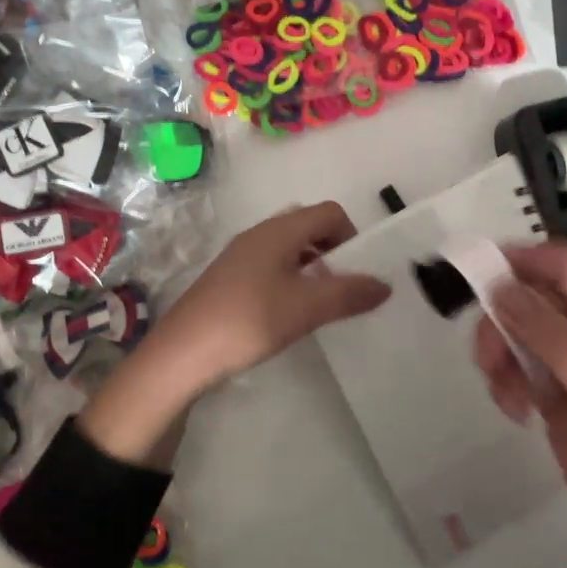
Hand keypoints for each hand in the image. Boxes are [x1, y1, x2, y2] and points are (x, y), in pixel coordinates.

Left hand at [81, 203, 389, 465]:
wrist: (182, 354)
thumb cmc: (248, 321)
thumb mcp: (306, 308)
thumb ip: (348, 294)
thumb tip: (384, 284)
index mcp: (278, 231)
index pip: (329, 213)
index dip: (352, 236)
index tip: (357, 273)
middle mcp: (258, 235)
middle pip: (309, 228)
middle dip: (333, 253)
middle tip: (342, 290)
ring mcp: (240, 257)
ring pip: (289, 250)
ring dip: (312, 270)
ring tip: (319, 307)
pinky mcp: (228, 281)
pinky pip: (271, 268)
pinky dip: (290, 282)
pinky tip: (288, 316)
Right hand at [476, 243, 566, 567]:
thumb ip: (552, 337)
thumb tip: (501, 288)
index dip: (528, 260)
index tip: (482, 271)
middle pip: (534, 298)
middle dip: (503, 319)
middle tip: (486, 357)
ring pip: (519, 331)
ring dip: (500, 354)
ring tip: (504, 394)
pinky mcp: (554, 391)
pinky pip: (517, 366)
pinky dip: (505, 381)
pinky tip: (514, 411)